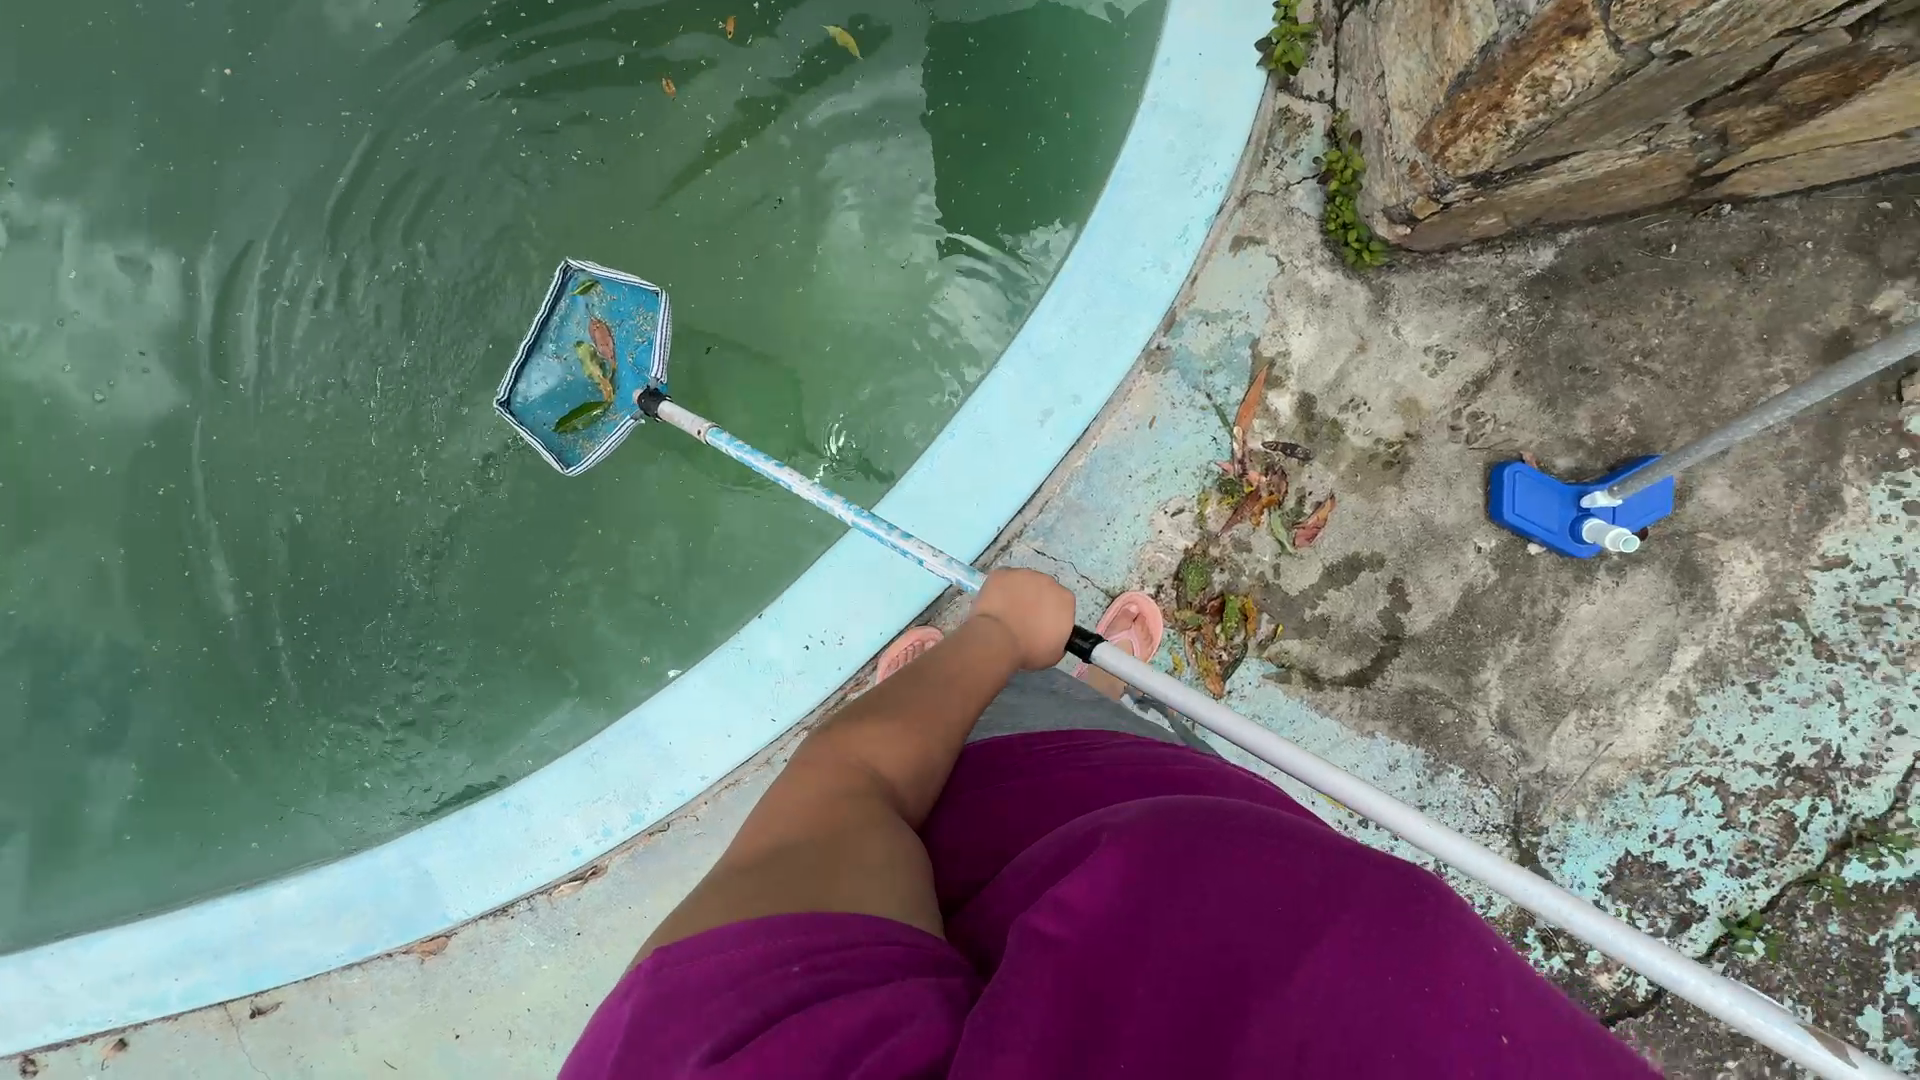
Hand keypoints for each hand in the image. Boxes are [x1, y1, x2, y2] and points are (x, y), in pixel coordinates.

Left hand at [968, 568, 1074, 670]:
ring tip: (1006, 611)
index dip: (1050, 613)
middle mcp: (1047, 581)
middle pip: (1042, 589)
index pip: (1061, 603)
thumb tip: (1053, 635)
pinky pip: (1002, 580)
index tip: (1041, 624)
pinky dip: (999, 589)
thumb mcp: (1055, 652)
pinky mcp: (1002, 573)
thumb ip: (1059, 637)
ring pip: (1022, 582)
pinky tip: (994, 604)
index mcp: (1065, 599)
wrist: (998, 640)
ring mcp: (1023, 574)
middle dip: (1035, 600)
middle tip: (1022, 618)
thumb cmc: (1030, 650)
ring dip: (1017, 593)